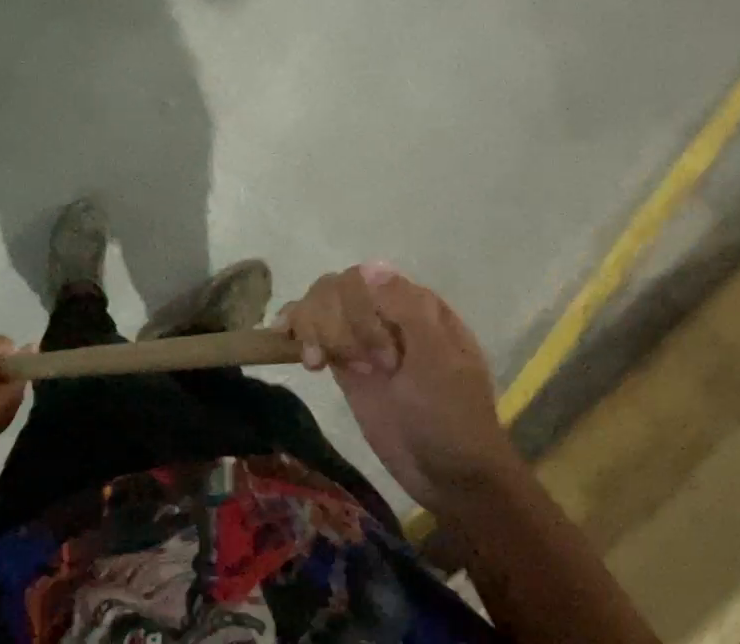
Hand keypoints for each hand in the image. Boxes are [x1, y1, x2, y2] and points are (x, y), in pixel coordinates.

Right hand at [281, 264, 517, 506]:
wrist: (449, 476)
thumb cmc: (453, 419)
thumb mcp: (438, 364)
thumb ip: (406, 311)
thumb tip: (371, 264)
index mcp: (416, 304)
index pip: (364, 279)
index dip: (361, 314)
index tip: (382, 360)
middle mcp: (385, 312)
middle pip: (335, 289)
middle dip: (336, 326)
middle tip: (362, 370)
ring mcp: (361, 337)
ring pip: (319, 305)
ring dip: (312, 329)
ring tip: (317, 363)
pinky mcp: (343, 362)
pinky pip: (312, 331)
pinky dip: (296, 330)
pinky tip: (286, 342)